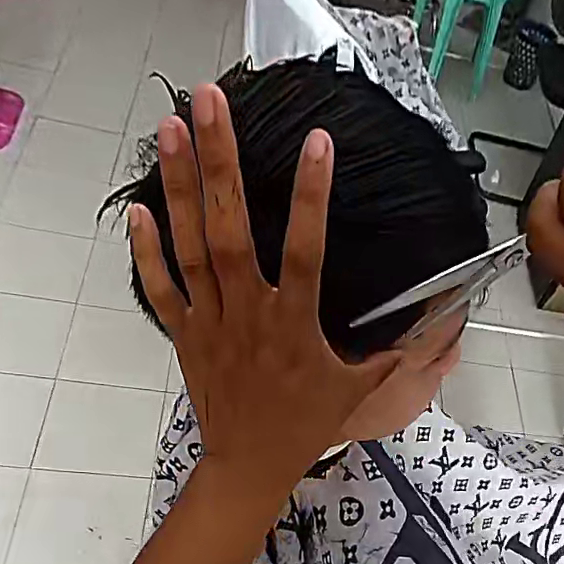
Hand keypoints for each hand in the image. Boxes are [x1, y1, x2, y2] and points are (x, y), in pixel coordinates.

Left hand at [127, 87, 400, 496]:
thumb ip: (388, 362)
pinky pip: (163, 289)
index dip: (313, 195)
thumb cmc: (305, 427)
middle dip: (221, 161)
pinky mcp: (186, 335)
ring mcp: (212, 321)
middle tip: (210, 100)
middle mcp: (250, 313)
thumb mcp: (354, 393)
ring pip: (191, 246)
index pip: (307, 250)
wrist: (251, 462)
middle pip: (232, 229)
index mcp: (295, 324)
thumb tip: (425, 340)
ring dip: (179, 186)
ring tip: (168, 128)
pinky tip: (138, 209)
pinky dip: (147, 251)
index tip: (316, 143)